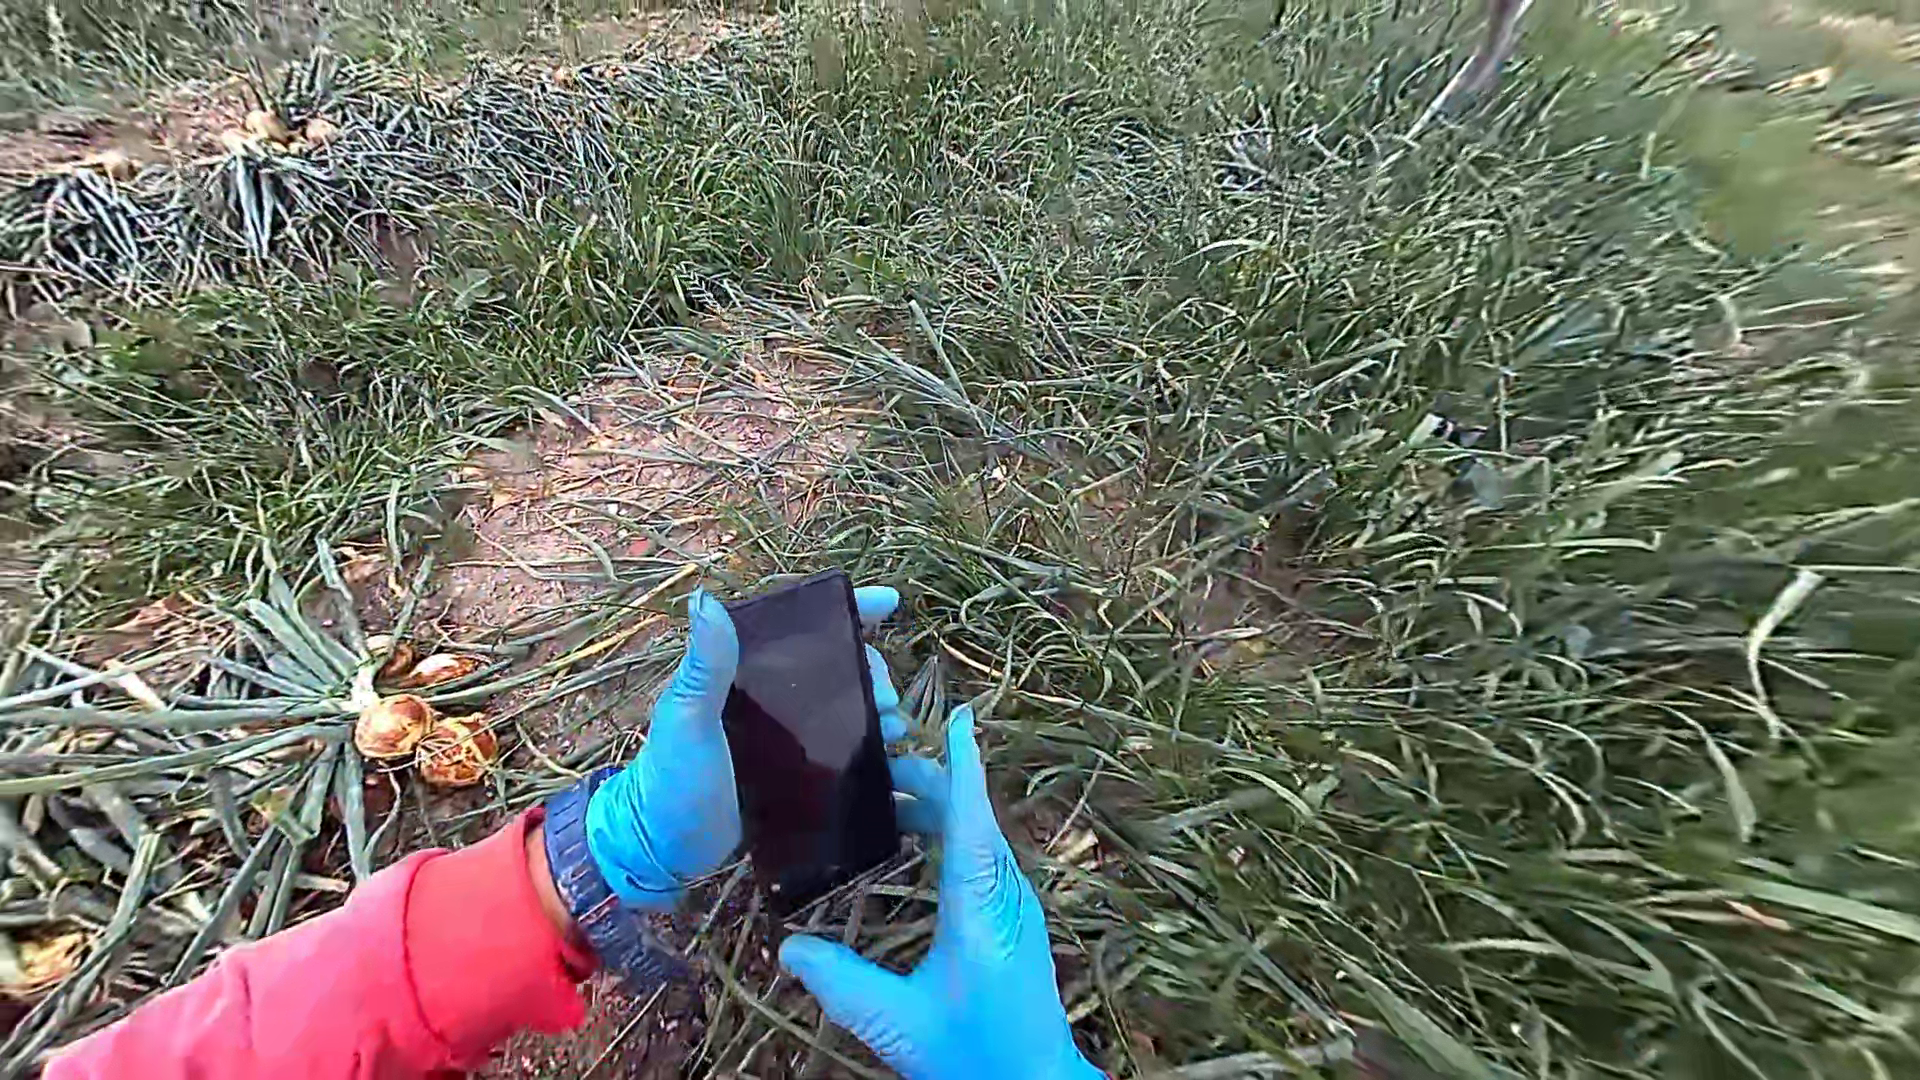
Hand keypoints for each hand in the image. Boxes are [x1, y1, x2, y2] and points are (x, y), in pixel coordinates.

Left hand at [584, 586, 906, 911]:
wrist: (664, 847)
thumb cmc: (671, 777)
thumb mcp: (686, 717)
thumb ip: (704, 664)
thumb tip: (705, 597)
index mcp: (746, 667)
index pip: (802, 625)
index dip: (848, 609)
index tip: (888, 603)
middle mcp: (772, 688)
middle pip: (837, 660)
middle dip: (871, 667)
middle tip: (886, 696)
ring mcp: (788, 725)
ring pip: (846, 697)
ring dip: (876, 702)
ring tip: (892, 724)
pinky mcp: (798, 760)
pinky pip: (842, 736)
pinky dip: (868, 736)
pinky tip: (888, 747)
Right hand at [779, 706, 1102, 1079]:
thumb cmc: (975, 1053)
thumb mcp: (900, 1026)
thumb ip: (844, 986)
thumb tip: (788, 946)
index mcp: (980, 903)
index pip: (970, 819)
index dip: (964, 764)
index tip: (959, 717)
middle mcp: (1002, 884)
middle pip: (967, 811)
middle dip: (927, 778)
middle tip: (876, 771)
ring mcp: (1010, 890)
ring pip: (974, 824)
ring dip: (934, 800)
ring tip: (886, 799)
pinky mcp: (1009, 900)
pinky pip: (977, 844)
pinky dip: (945, 824)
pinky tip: (914, 834)